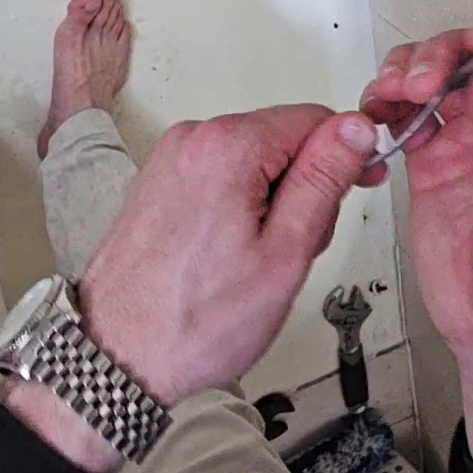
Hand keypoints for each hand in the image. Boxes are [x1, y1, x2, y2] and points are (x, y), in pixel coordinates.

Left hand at [78, 105, 381, 407]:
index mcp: (227, 147)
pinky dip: (243, 204)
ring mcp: (172, 158)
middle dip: (305, 186)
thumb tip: (355, 128)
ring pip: (256, 158)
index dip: (345, 154)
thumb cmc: (194, 320)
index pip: (314, 119)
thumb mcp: (285, 252)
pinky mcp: (162, 179)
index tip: (356, 186)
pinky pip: (224, 173)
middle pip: (283, 138)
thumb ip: (324, 179)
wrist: (116, 353)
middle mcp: (193, 139)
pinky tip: (234, 251)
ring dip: (275, 200)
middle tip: (295, 246)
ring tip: (259, 258)